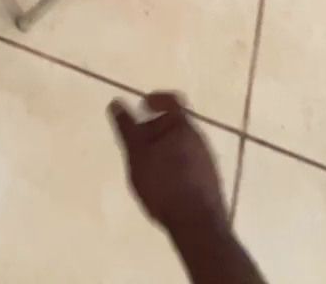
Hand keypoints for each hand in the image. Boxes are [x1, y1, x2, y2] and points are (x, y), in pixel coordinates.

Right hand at [109, 92, 226, 234]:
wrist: (198, 226)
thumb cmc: (163, 183)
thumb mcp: (137, 153)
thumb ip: (126, 127)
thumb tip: (115, 102)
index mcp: (182, 127)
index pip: (171, 101)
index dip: (156, 99)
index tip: (143, 105)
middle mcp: (199, 139)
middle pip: (175, 123)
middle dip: (155, 128)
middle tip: (137, 142)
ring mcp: (207, 161)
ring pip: (182, 144)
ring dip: (164, 148)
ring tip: (147, 165)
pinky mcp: (210, 181)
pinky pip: (189, 162)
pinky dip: (174, 164)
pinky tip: (163, 183)